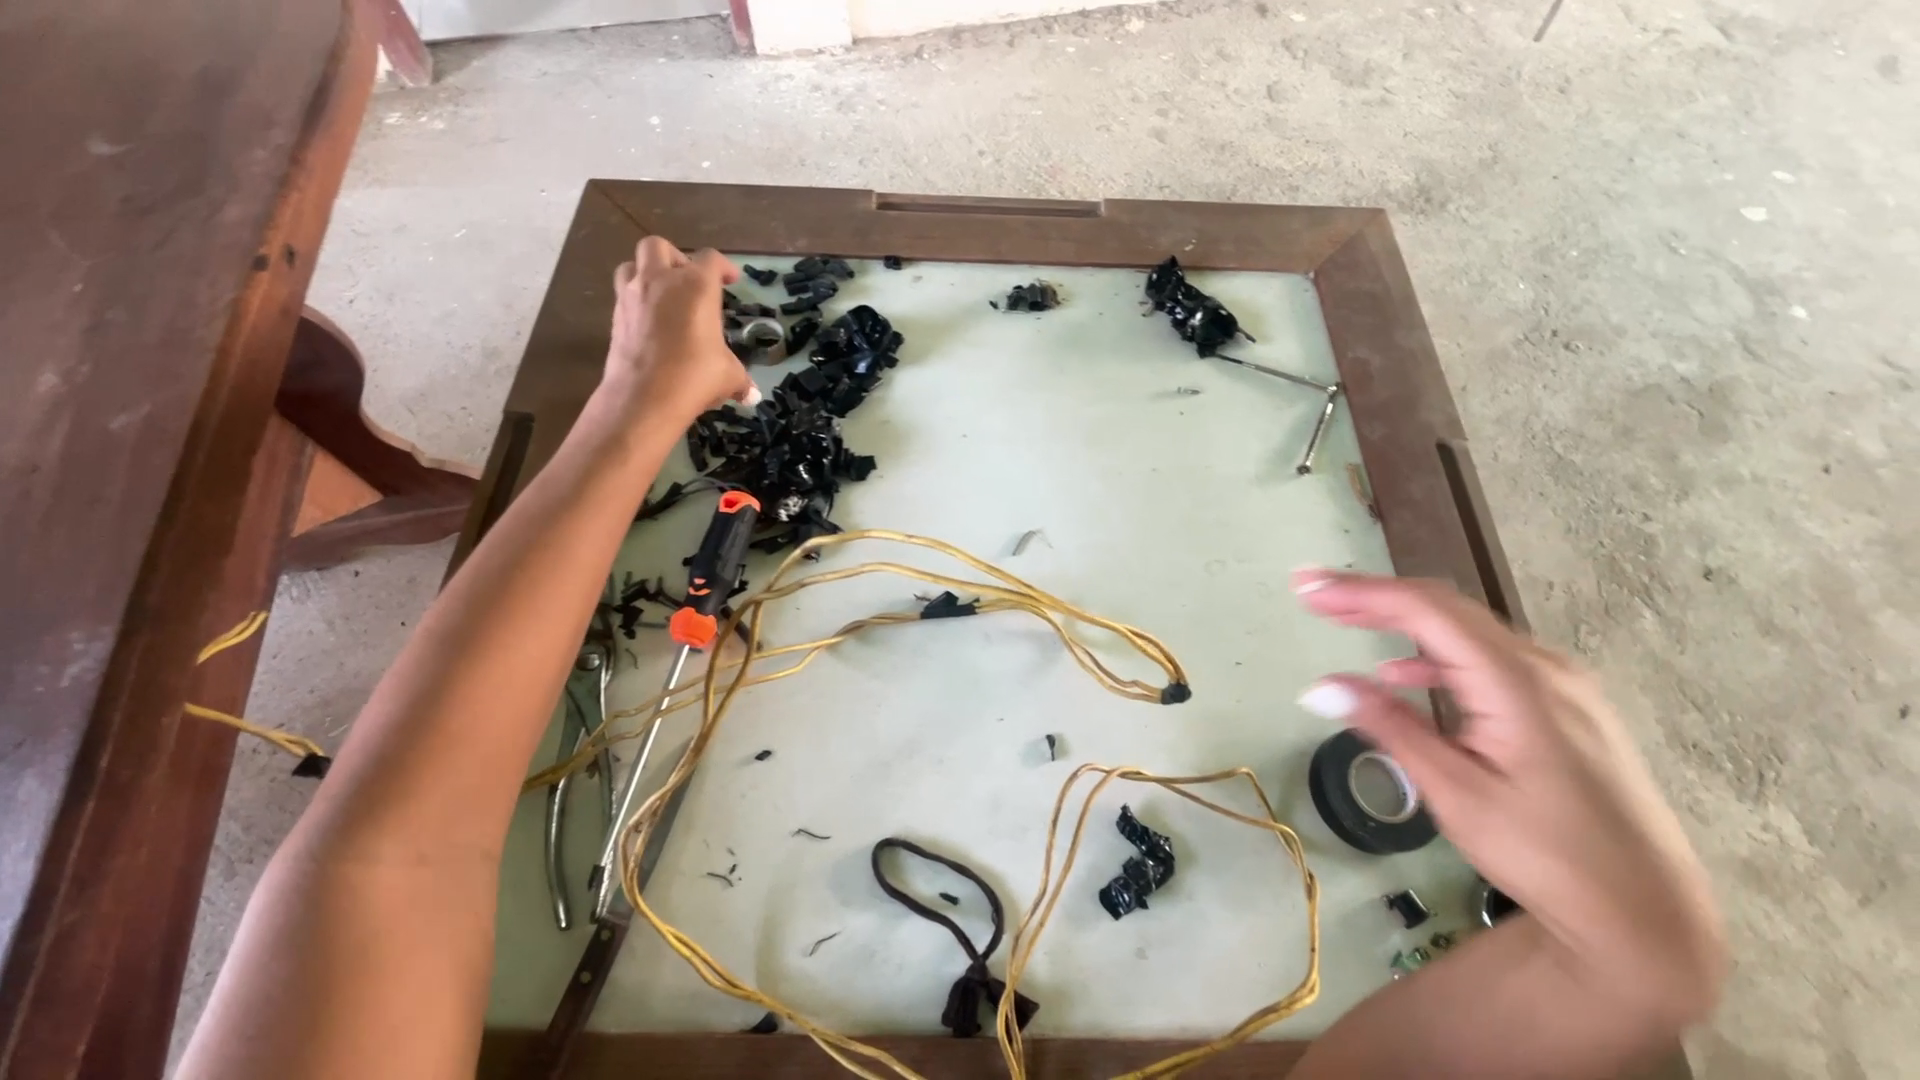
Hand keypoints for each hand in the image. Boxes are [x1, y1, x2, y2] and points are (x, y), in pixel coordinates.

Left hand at [602, 236, 754, 421]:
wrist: (644, 397)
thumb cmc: (695, 376)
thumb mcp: (728, 376)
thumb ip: (740, 379)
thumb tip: (751, 395)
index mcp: (696, 286)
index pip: (711, 259)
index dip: (724, 267)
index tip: (731, 280)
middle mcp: (661, 280)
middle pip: (660, 247)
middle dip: (676, 258)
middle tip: (688, 282)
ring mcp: (632, 295)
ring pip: (632, 264)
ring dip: (647, 273)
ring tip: (662, 296)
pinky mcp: (614, 316)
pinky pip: (623, 295)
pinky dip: (636, 301)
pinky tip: (650, 324)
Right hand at [1293, 570, 1725, 1023]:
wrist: (1647, 910)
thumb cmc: (1545, 854)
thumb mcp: (1456, 793)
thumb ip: (1390, 728)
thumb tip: (1320, 686)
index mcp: (1516, 682)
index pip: (1427, 611)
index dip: (1361, 591)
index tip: (1306, 586)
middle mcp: (1543, 667)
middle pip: (1447, 610)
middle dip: (1374, 597)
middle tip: (1313, 593)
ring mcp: (1561, 685)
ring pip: (1468, 632)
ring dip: (1403, 622)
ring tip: (1345, 619)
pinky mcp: (1564, 706)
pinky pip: (1489, 659)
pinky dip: (1436, 655)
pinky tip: (1403, 673)